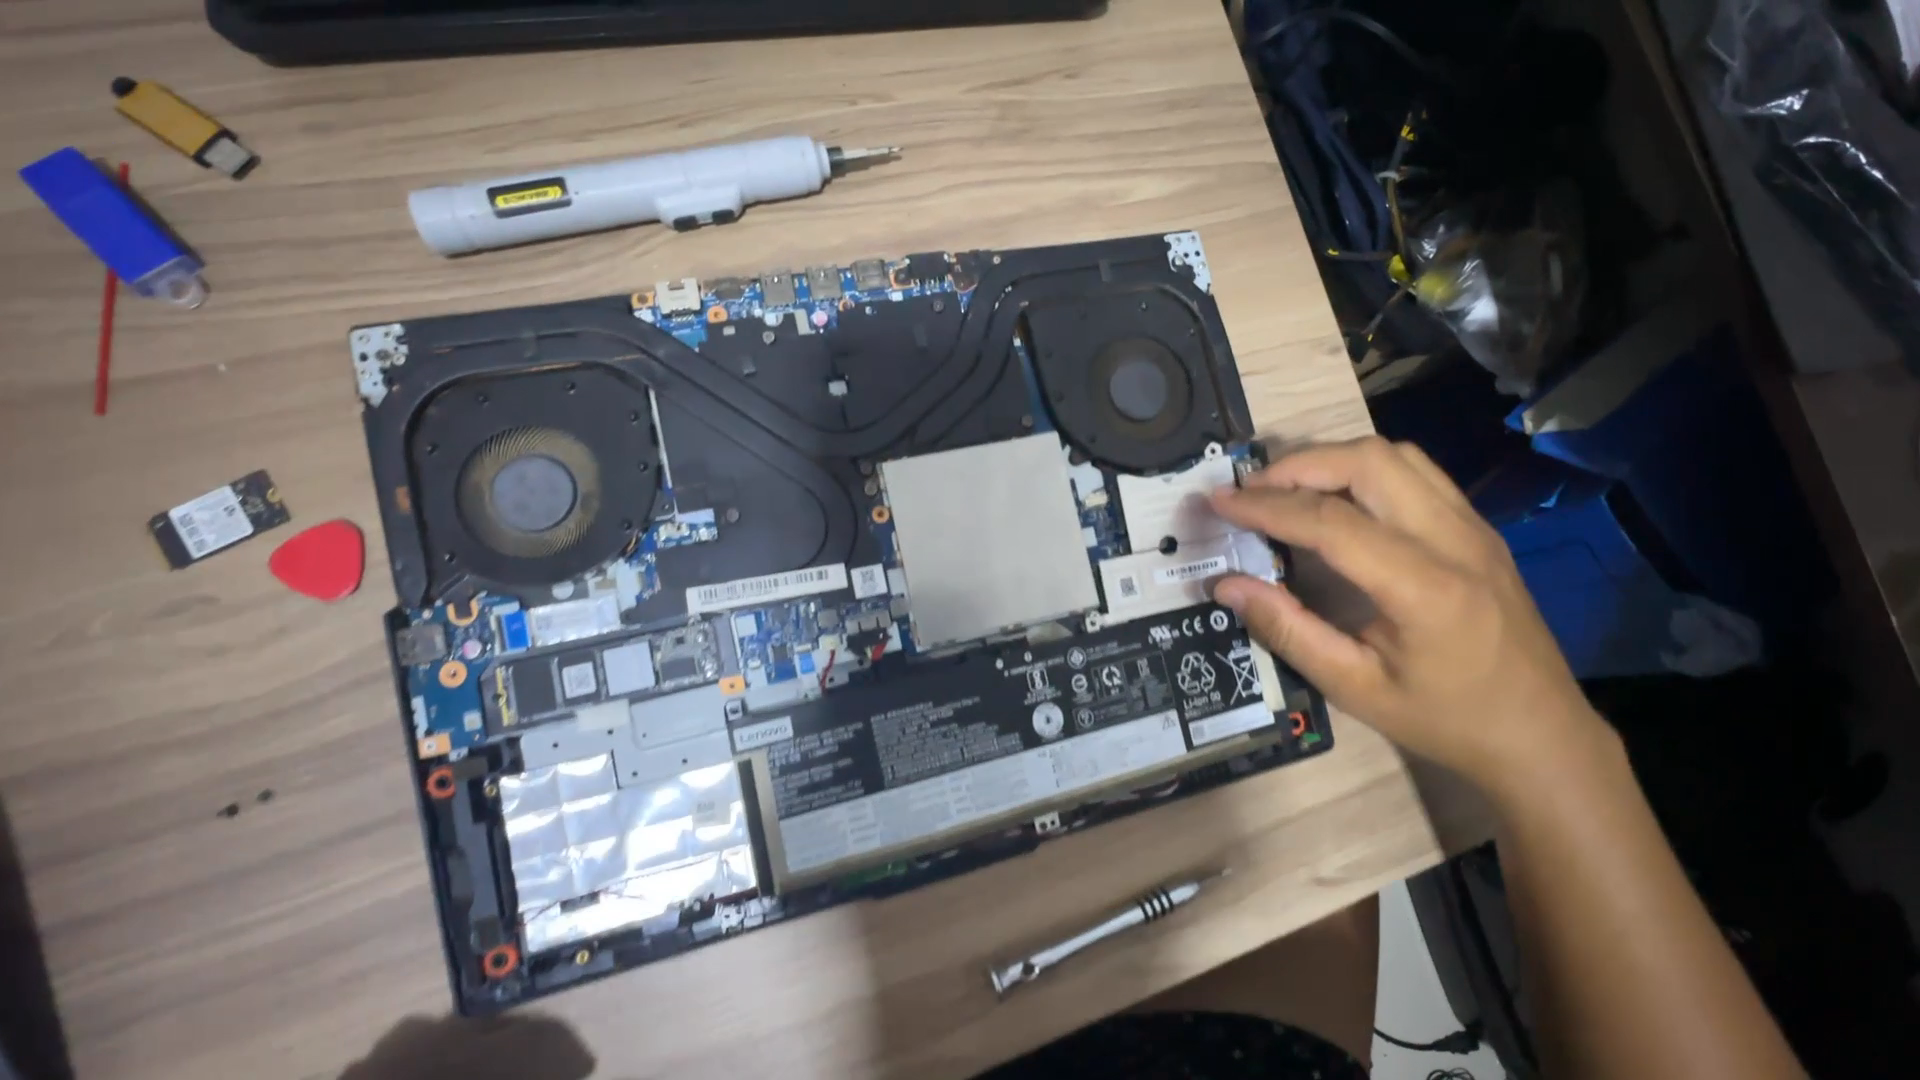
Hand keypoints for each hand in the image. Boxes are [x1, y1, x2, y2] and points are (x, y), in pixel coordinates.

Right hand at [1209, 437, 1611, 798]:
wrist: (1541, 733)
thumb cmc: (1446, 719)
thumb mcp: (1355, 689)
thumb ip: (1288, 630)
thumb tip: (1228, 586)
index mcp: (1424, 587)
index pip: (1331, 521)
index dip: (1266, 506)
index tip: (1219, 502)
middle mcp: (1454, 540)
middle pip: (1369, 461)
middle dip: (1298, 465)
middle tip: (1250, 491)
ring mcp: (1473, 527)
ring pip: (1397, 455)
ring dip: (1333, 459)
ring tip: (1286, 489)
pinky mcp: (1478, 528)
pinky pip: (1417, 472)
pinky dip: (1365, 469)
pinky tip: (1337, 499)